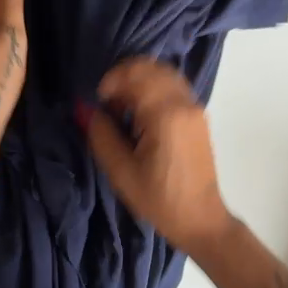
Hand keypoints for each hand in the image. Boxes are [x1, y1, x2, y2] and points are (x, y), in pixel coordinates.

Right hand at [85, 58, 233, 252]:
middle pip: (152, 68)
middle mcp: (184, 104)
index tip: (99, 102)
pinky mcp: (199, 117)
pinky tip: (142, 116)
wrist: (200, 219)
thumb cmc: (159, 200)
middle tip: (110, 104)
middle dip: (125, 78)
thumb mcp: (121, 172)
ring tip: (124, 109)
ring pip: (164, 75)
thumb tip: (87, 109)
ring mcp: (196, 109)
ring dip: (140, 82)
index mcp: (166, 115)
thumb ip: (102, 135)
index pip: (136, 75)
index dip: (112, 81)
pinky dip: (154, 90)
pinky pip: (174, 88)